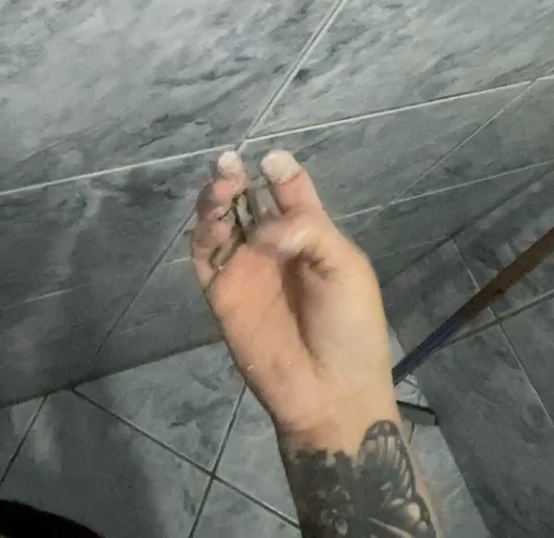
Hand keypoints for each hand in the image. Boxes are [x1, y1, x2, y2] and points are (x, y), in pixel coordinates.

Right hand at [192, 150, 399, 450]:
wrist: (330, 393)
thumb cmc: (350, 327)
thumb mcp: (345, 266)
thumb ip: (308, 228)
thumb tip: (265, 216)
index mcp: (306, 234)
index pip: (287, 191)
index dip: (278, 172)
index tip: (269, 159)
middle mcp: (270, 245)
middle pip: (244, 200)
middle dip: (235, 176)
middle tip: (230, 163)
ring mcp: (243, 268)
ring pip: (219, 221)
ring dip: (216, 198)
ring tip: (224, 185)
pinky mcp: (221, 292)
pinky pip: (204, 256)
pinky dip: (205, 233)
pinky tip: (217, 221)